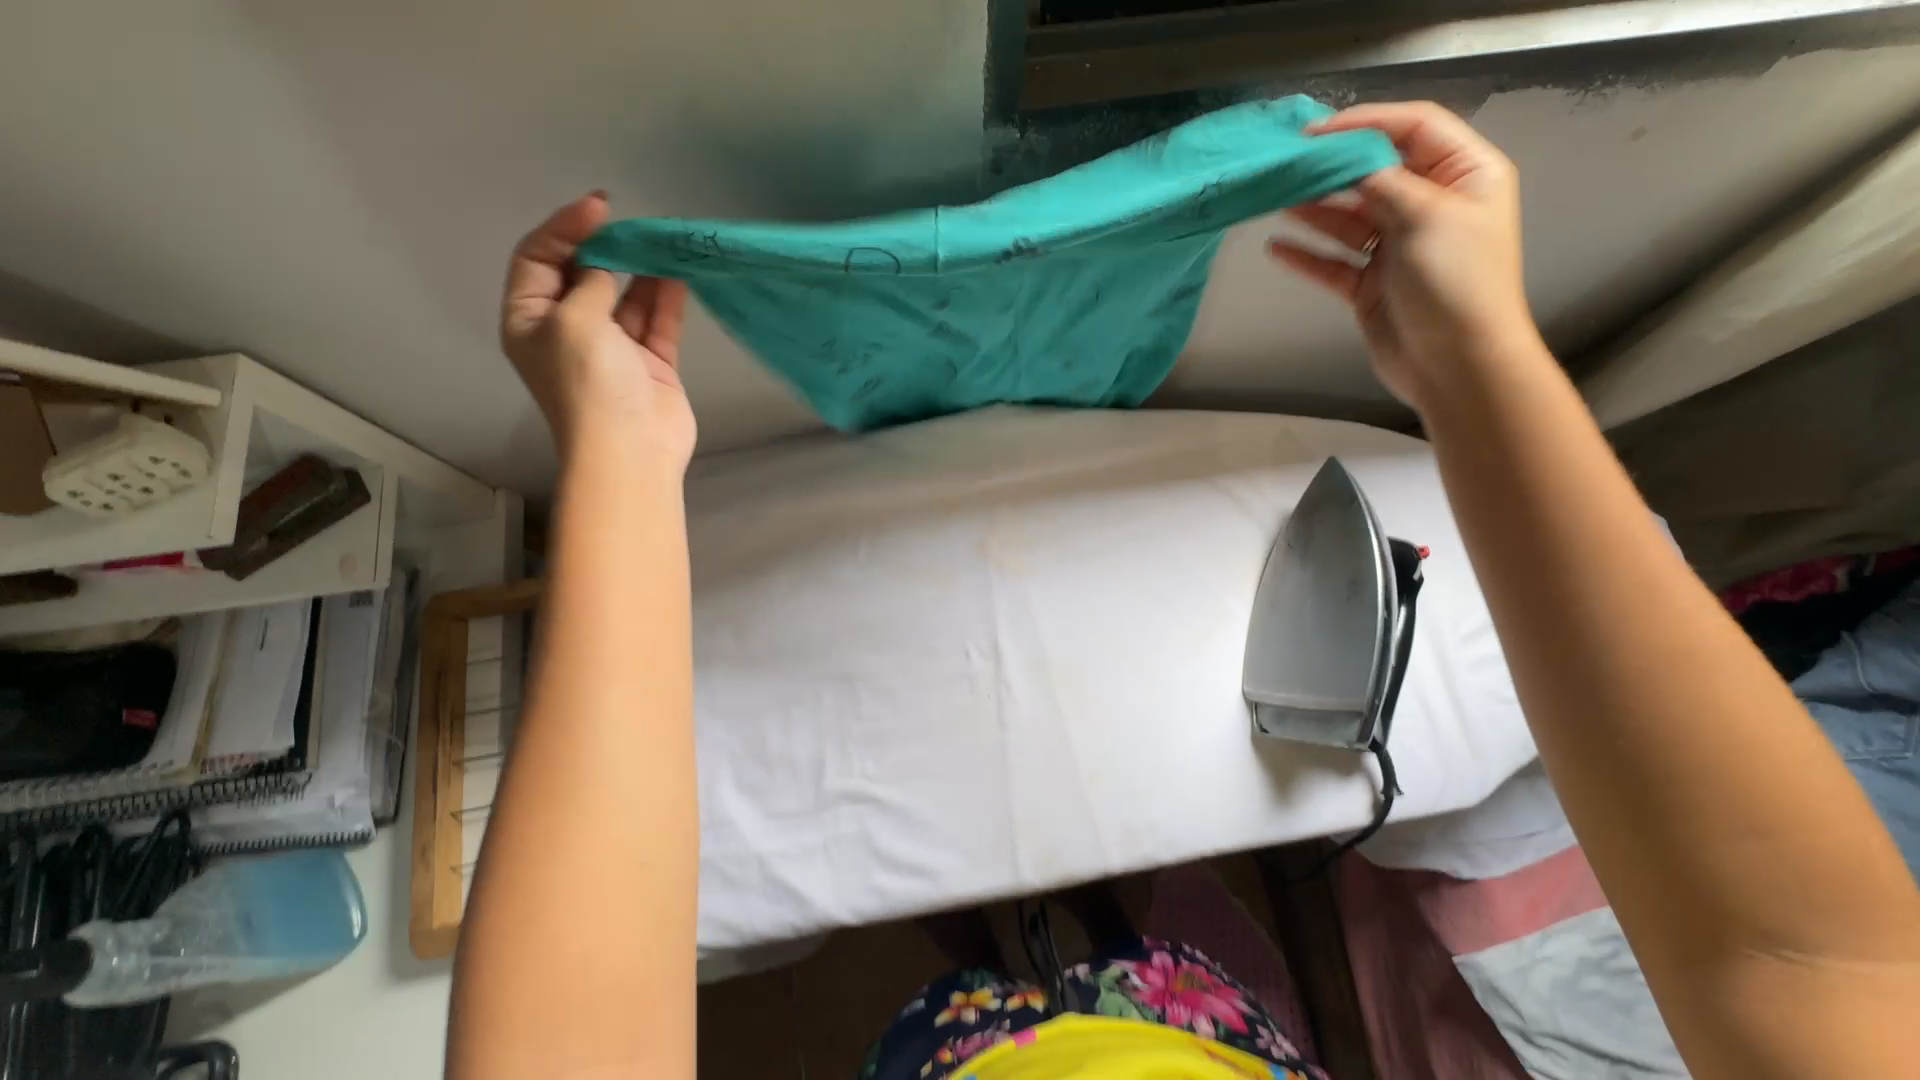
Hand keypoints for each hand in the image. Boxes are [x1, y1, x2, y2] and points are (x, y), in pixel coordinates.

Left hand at [501, 192, 695, 469]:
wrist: (632, 450)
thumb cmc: (589, 384)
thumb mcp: (573, 320)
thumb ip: (588, 282)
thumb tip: (605, 264)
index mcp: (530, 321)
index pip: (538, 258)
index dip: (564, 227)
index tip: (600, 207)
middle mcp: (568, 330)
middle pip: (582, 274)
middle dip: (606, 246)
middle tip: (632, 224)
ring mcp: (612, 348)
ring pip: (625, 296)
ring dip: (642, 269)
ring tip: (663, 241)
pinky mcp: (650, 362)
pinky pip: (657, 320)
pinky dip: (666, 297)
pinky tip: (679, 272)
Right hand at [1270, 102, 1542, 415]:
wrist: (1457, 365)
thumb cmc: (1456, 283)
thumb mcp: (1425, 217)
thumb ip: (1382, 181)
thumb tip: (1344, 156)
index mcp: (1465, 175)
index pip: (1414, 128)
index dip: (1366, 122)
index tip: (1316, 131)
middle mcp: (1432, 205)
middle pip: (1375, 172)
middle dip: (1331, 167)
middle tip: (1285, 163)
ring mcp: (1399, 247)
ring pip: (1349, 217)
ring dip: (1313, 209)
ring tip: (1274, 198)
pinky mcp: (1371, 284)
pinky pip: (1334, 261)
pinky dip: (1307, 254)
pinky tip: (1276, 248)